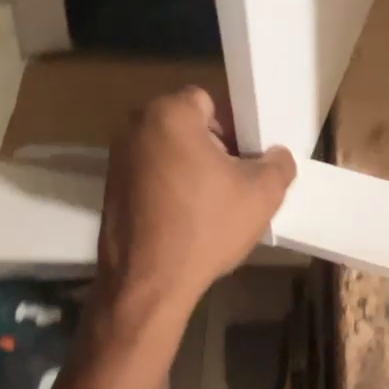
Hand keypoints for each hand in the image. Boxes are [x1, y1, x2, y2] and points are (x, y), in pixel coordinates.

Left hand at [96, 87, 297, 318]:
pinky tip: (188, 219)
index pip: (210, 101)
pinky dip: (170, 187)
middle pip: (188, 125)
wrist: (148, 287)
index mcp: (169, 115)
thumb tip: (277, 156)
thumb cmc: (204, 228)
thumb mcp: (262, 194)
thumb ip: (278, 163)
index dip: (234, 126)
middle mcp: (135, 127)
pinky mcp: (110, 189)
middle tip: (235, 180)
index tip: (246, 156)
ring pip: (169, 151)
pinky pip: (151, 175)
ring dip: (192, 168)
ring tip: (214, 203)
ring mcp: (117, 159)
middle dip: (213, 146)